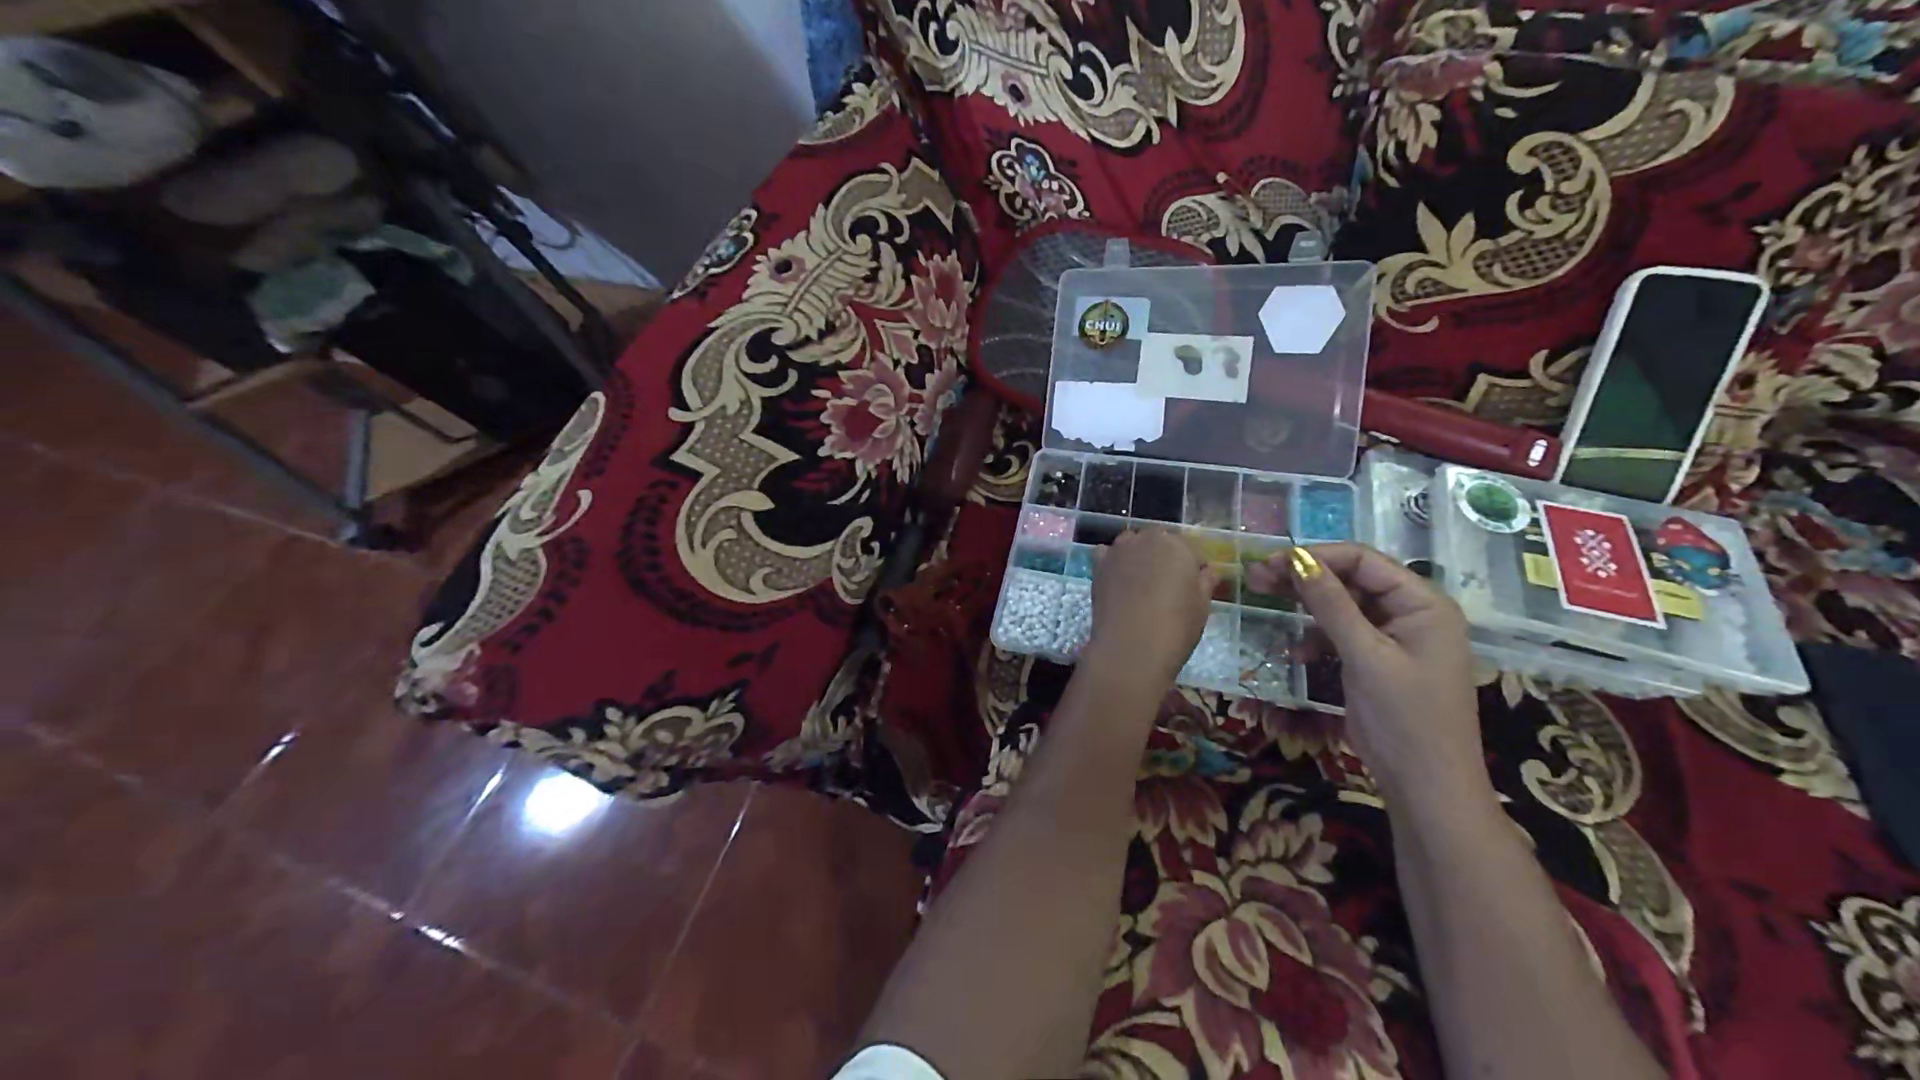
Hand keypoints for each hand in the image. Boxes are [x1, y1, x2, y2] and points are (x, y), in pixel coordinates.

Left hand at [1086, 529, 1216, 687]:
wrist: (1129, 648)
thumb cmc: (1175, 628)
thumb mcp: (1201, 606)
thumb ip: (1205, 582)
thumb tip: (1208, 571)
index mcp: (1178, 546)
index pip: (1191, 550)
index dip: (1194, 567)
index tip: (1194, 585)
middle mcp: (1147, 540)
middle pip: (1159, 541)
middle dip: (1165, 557)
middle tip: (1168, 584)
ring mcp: (1119, 551)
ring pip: (1132, 543)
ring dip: (1139, 555)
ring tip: (1142, 581)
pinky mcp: (1098, 566)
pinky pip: (1107, 554)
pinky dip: (1113, 561)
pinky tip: (1118, 580)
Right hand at [1283, 543, 1491, 808]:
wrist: (1426, 785)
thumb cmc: (1404, 716)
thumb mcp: (1365, 656)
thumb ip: (1331, 604)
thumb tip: (1296, 559)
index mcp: (1423, 603)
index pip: (1364, 561)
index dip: (1317, 557)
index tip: (1271, 563)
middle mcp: (1412, 613)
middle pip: (1352, 579)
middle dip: (1305, 577)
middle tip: (1257, 577)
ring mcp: (1395, 637)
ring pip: (1343, 605)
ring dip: (1306, 605)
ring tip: (1264, 599)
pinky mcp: (1378, 660)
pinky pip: (1343, 633)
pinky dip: (1316, 636)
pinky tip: (1294, 651)